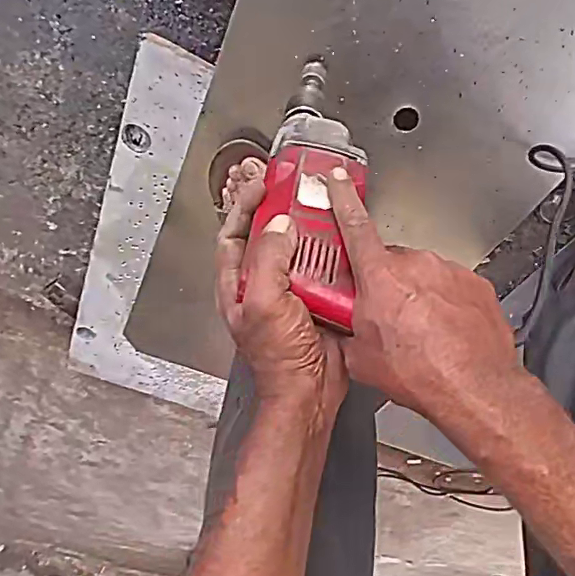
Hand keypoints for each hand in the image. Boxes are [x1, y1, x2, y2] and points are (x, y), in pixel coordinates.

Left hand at [216, 183, 347, 416]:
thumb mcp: (264, 303)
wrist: (310, 390)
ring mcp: (292, 292)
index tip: (262, 185)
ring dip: (310, 230)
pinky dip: (333, 252)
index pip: (233, 235)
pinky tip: (342, 239)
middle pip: (267, 237)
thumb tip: (279, 224)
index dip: (244, 207)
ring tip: (320, 207)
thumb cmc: (280, 360)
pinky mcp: (320, 299)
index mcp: (239, 286)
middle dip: (280, 211)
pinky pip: (325, 267)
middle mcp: (263, 286)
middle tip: (294, 188)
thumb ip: (269, 259)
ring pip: (299, 250)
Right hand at [326, 168, 522, 424]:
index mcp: (381, 277)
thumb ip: (347, 331)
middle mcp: (417, 265)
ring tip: (421, 332)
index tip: (337, 181)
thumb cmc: (424, 374)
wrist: (475, 388)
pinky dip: (446, 303)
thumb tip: (343, 330)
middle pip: (391, 262)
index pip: (355, 225)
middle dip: (386, 283)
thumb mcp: (363, 360)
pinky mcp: (475, 283)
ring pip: (423, 275)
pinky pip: (451, 286)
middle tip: (387, 315)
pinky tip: (445, 331)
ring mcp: (450, 271)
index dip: (341, 199)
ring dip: (418, 295)